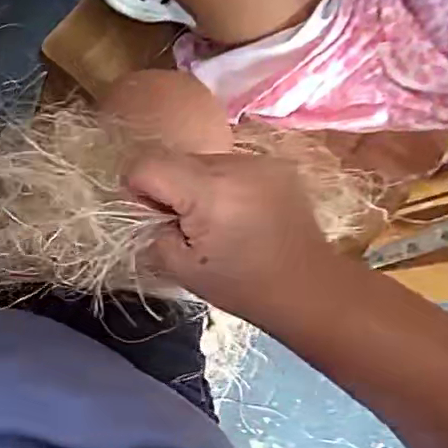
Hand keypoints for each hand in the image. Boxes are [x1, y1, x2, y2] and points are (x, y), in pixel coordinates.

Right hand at [125, 150, 338, 320]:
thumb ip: (152, 231)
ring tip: (212, 219)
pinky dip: (219, 184)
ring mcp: (258, 161)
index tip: (151, 216)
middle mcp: (234, 164)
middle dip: (166, 187)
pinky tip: (235, 212)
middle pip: (173, 159)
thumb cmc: (240, 285)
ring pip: (200, 160)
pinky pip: (227, 165)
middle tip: (181, 224)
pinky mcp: (275, 165)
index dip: (137, 188)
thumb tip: (151, 211)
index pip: (147, 164)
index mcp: (207, 190)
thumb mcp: (179, 267)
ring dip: (193, 184)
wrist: (310, 289)